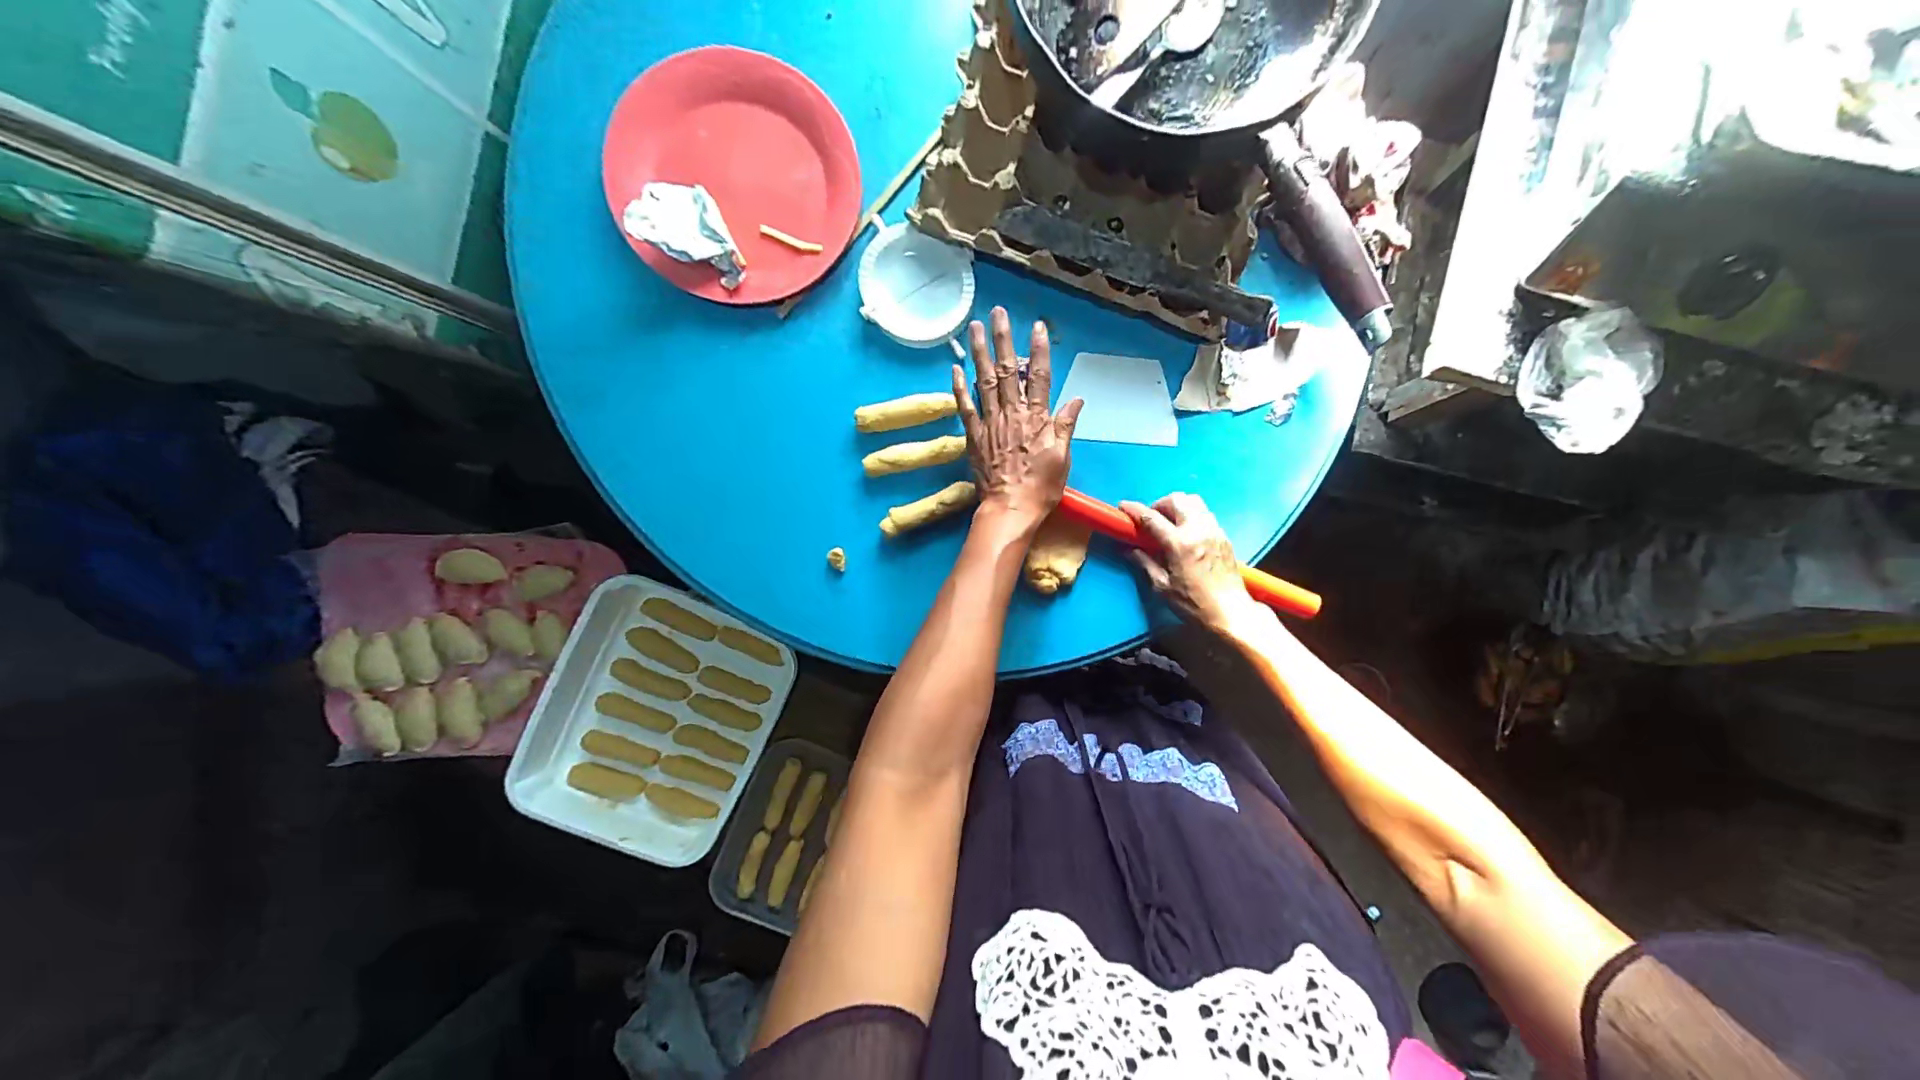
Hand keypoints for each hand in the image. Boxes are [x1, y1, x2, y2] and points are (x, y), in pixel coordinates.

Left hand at [953, 307, 1083, 533]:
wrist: (1010, 509)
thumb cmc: (1041, 487)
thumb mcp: (1062, 457)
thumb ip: (1065, 425)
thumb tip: (1076, 400)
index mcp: (1037, 418)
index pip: (1040, 376)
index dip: (1039, 350)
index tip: (1036, 326)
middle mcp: (1012, 414)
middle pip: (1008, 370)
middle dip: (1003, 339)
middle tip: (997, 313)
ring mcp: (990, 423)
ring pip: (984, 381)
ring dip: (979, 353)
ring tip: (973, 328)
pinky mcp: (973, 437)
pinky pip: (964, 408)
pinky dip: (959, 387)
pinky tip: (954, 369)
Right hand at [1120, 494, 1274, 637]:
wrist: (1231, 613)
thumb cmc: (1194, 604)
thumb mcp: (1162, 587)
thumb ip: (1145, 563)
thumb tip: (1130, 549)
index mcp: (1179, 544)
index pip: (1152, 518)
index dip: (1134, 510)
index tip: (1123, 507)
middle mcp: (1198, 530)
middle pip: (1176, 499)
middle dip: (1159, 505)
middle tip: (1150, 520)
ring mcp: (1214, 531)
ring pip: (1193, 501)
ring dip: (1177, 507)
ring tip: (1169, 524)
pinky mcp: (1224, 536)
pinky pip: (1205, 514)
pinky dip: (1191, 515)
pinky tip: (1186, 533)